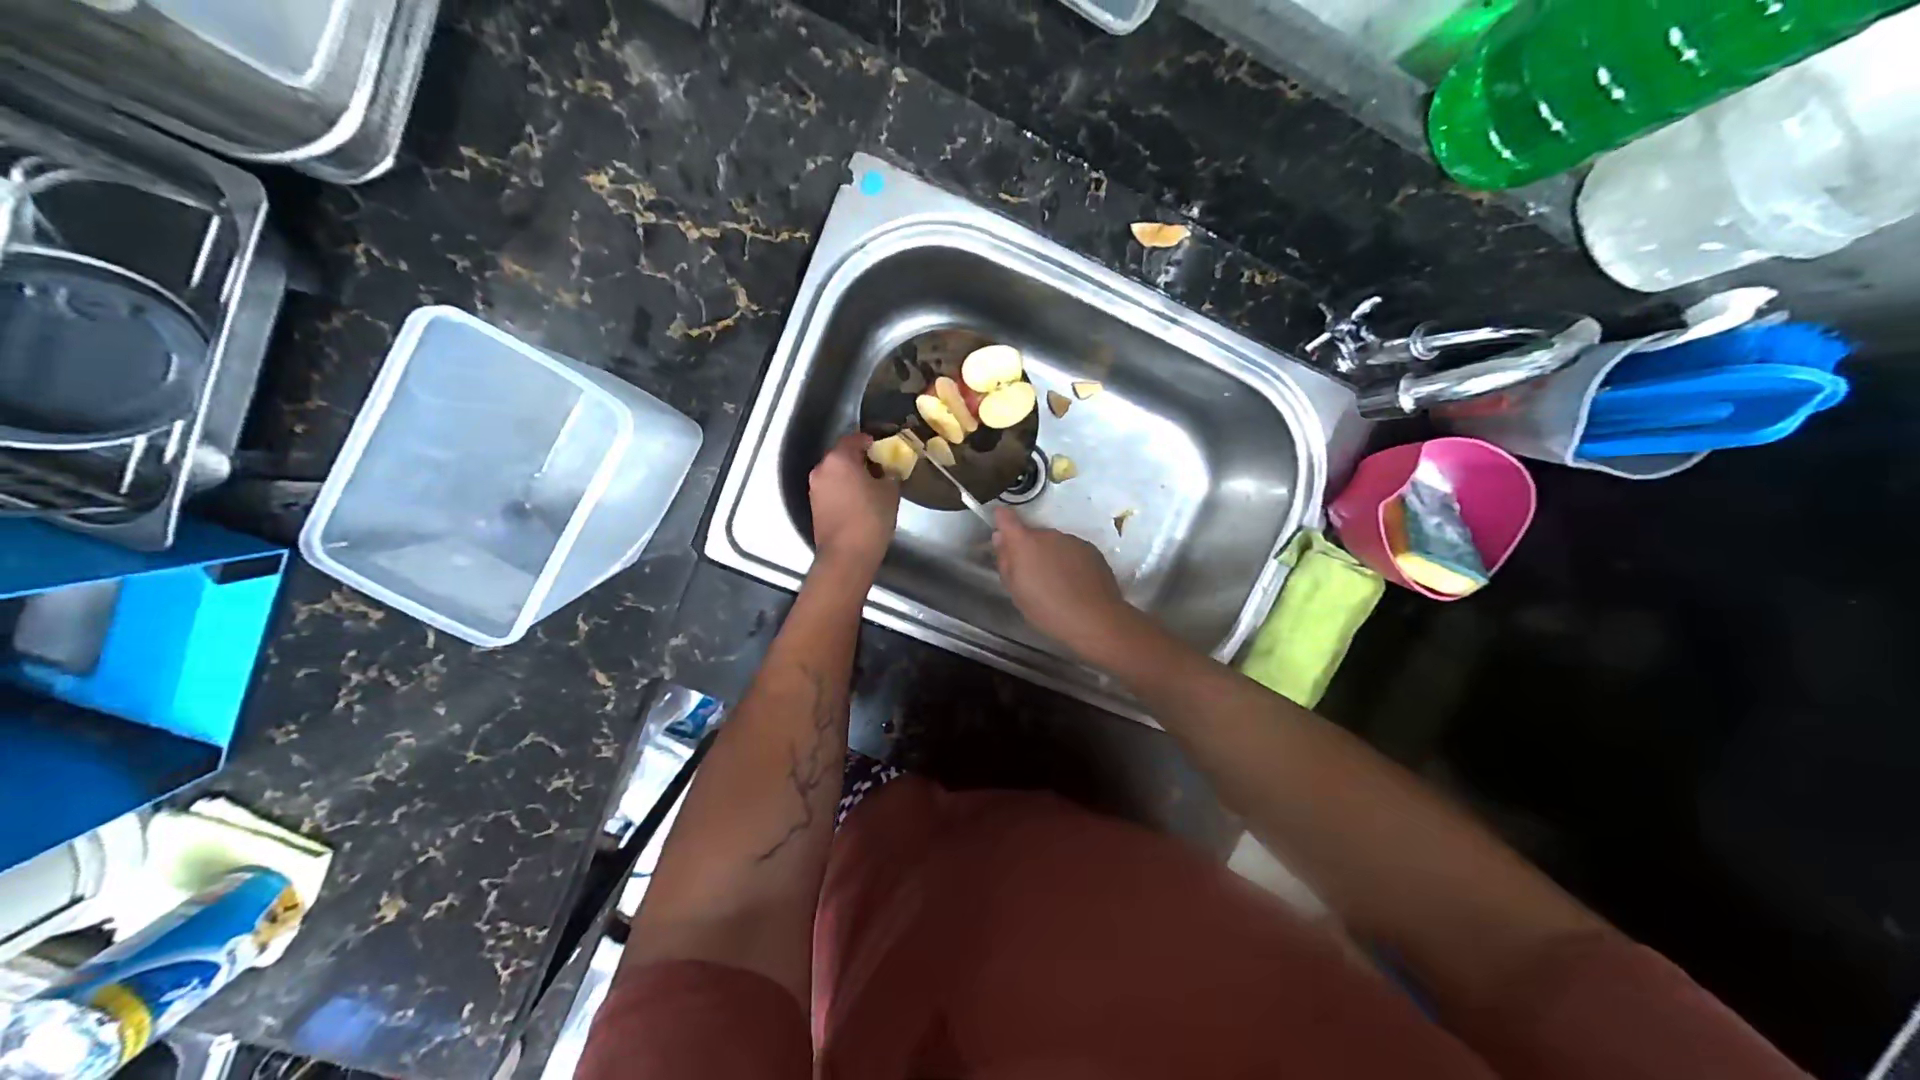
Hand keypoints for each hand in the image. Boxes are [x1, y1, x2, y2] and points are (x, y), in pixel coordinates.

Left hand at [809, 434, 899, 570]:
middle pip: (841, 456)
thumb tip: (888, 471)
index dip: (869, 441)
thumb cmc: (871, 518)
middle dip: (860, 459)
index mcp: (839, 459)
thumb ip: (890, 475)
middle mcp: (822, 469)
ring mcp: (815, 489)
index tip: (881, 447)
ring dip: (850, 475)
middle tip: (879, 467)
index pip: (854, 439)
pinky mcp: (814, 506)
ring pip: (835, 473)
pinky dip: (843, 489)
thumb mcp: (890, 493)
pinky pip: (831, 489)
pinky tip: (859, 501)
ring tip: (870, 486)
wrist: (846, 555)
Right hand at [991, 507, 1139, 657]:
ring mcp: (1072, 540)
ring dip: (1051, 556)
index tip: (1001, 529)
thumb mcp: (1016, 591)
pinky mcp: (1091, 549)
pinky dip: (1070, 562)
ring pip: (1054, 543)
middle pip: (1033, 535)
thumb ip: (1005, 561)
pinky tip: (1075, 584)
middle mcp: (1048, 534)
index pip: (1006, 518)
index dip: (1002, 520)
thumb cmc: (1046, 609)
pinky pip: (1072, 551)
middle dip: (1030, 550)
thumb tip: (1000, 538)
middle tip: (1033, 577)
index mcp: (1025, 543)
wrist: (1094, 618)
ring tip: (1057, 584)